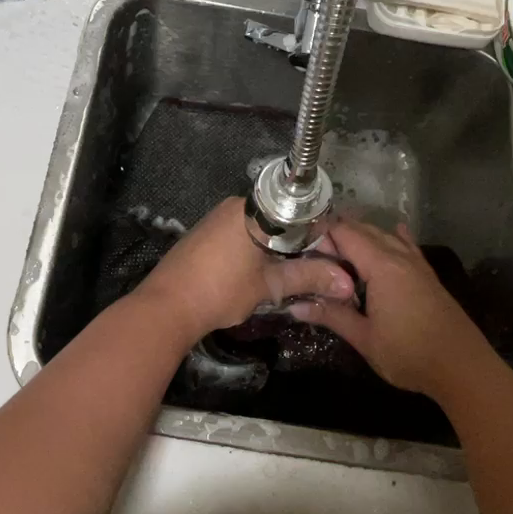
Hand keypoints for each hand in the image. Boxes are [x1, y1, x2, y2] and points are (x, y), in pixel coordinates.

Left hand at [131, 198, 354, 345]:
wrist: (167, 306)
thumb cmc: (220, 290)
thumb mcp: (268, 286)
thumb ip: (308, 278)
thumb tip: (346, 282)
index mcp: (252, 209)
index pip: (298, 211)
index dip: (319, 234)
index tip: (335, 256)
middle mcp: (234, 207)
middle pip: (279, 220)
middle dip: (299, 245)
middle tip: (319, 270)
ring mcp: (216, 220)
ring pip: (260, 231)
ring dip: (278, 251)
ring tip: (296, 276)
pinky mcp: (205, 237)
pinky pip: (242, 238)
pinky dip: (257, 253)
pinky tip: (264, 275)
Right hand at [289, 220, 496, 401]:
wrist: (462, 368)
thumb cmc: (409, 354)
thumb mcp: (365, 339)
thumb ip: (332, 316)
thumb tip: (294, 306)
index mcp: (382, 267)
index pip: (346, 233)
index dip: (321, 234)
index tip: (300, 247)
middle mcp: (400, 257)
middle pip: (365, 230)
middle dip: (338, 235)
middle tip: (312, 252)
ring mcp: (417, 265)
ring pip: (386, 236)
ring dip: (362, 237)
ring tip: (338, 250)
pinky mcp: (428, 276)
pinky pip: (406, 246)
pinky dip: (393, 239)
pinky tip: (393, 233)